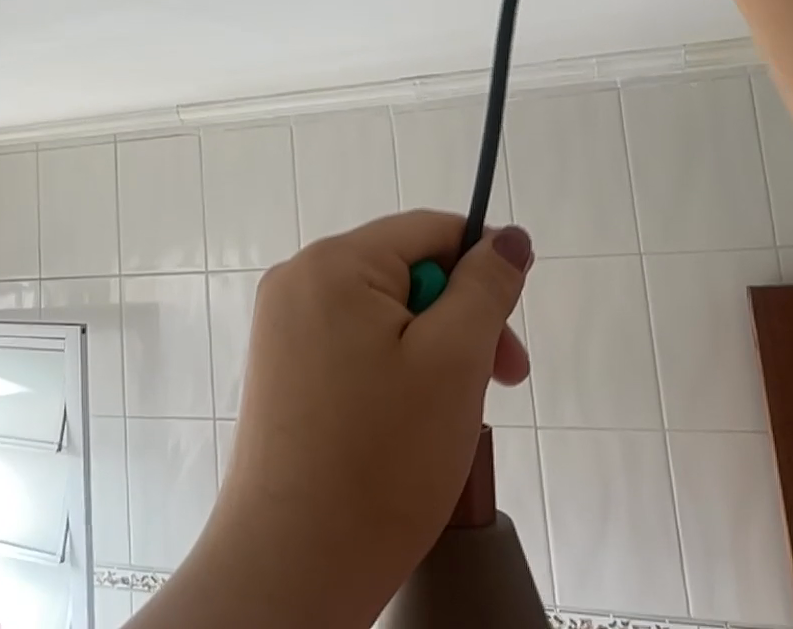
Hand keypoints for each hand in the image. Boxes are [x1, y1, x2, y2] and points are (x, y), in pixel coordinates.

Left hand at [173, 212, 532, 628]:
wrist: (294, 563)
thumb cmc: (382, 457)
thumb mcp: (454, 361)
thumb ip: (487, 287)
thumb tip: (509, 238)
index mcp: (332, 263)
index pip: (428, 231)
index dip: (482, 267)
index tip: (510, 331)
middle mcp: (297, 282)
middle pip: (405, 273)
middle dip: (459, 320)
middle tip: (499, 382)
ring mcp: (283, 329)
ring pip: (385, 315)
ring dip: (433, 353)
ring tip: (451, 416)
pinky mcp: (282, 371)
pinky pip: (355, 347)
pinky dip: (395, 373)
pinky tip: (408, 425)